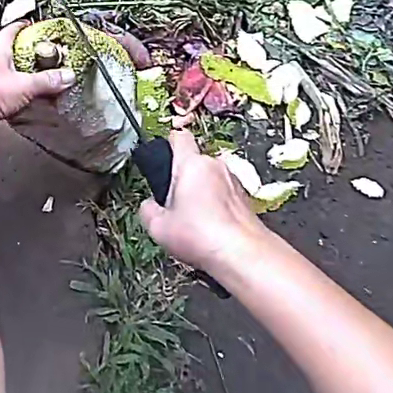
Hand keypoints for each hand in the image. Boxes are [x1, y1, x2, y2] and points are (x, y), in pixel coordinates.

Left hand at [0, 21, 75, 123]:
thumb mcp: (25, 84)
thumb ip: (47, 81)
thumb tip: (67, 76)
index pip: (8, 33)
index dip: (18, 27)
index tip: (27, 24)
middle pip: (4, 55)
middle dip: (19, 56)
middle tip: (35, 58)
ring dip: (12, 78)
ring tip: (28, 84)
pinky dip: (6, 95)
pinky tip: (15, 103)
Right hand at [137, 130, 265, 273]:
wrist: (243, 255)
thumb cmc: (204, 236)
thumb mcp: (158, 227)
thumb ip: (148, 209)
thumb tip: (149, 206)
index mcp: (191, 164)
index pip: (179, 137)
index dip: (168, 144)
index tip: (163, 157)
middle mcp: (214, 165)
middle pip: (193, 162)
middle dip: (182, 178)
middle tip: (174, 202)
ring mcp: (233, 180)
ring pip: (210, 178)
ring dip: (201, 192)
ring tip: (193, 220)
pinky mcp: (244, 197)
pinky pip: (224, 193)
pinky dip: (216, 204)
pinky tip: (210, 227)